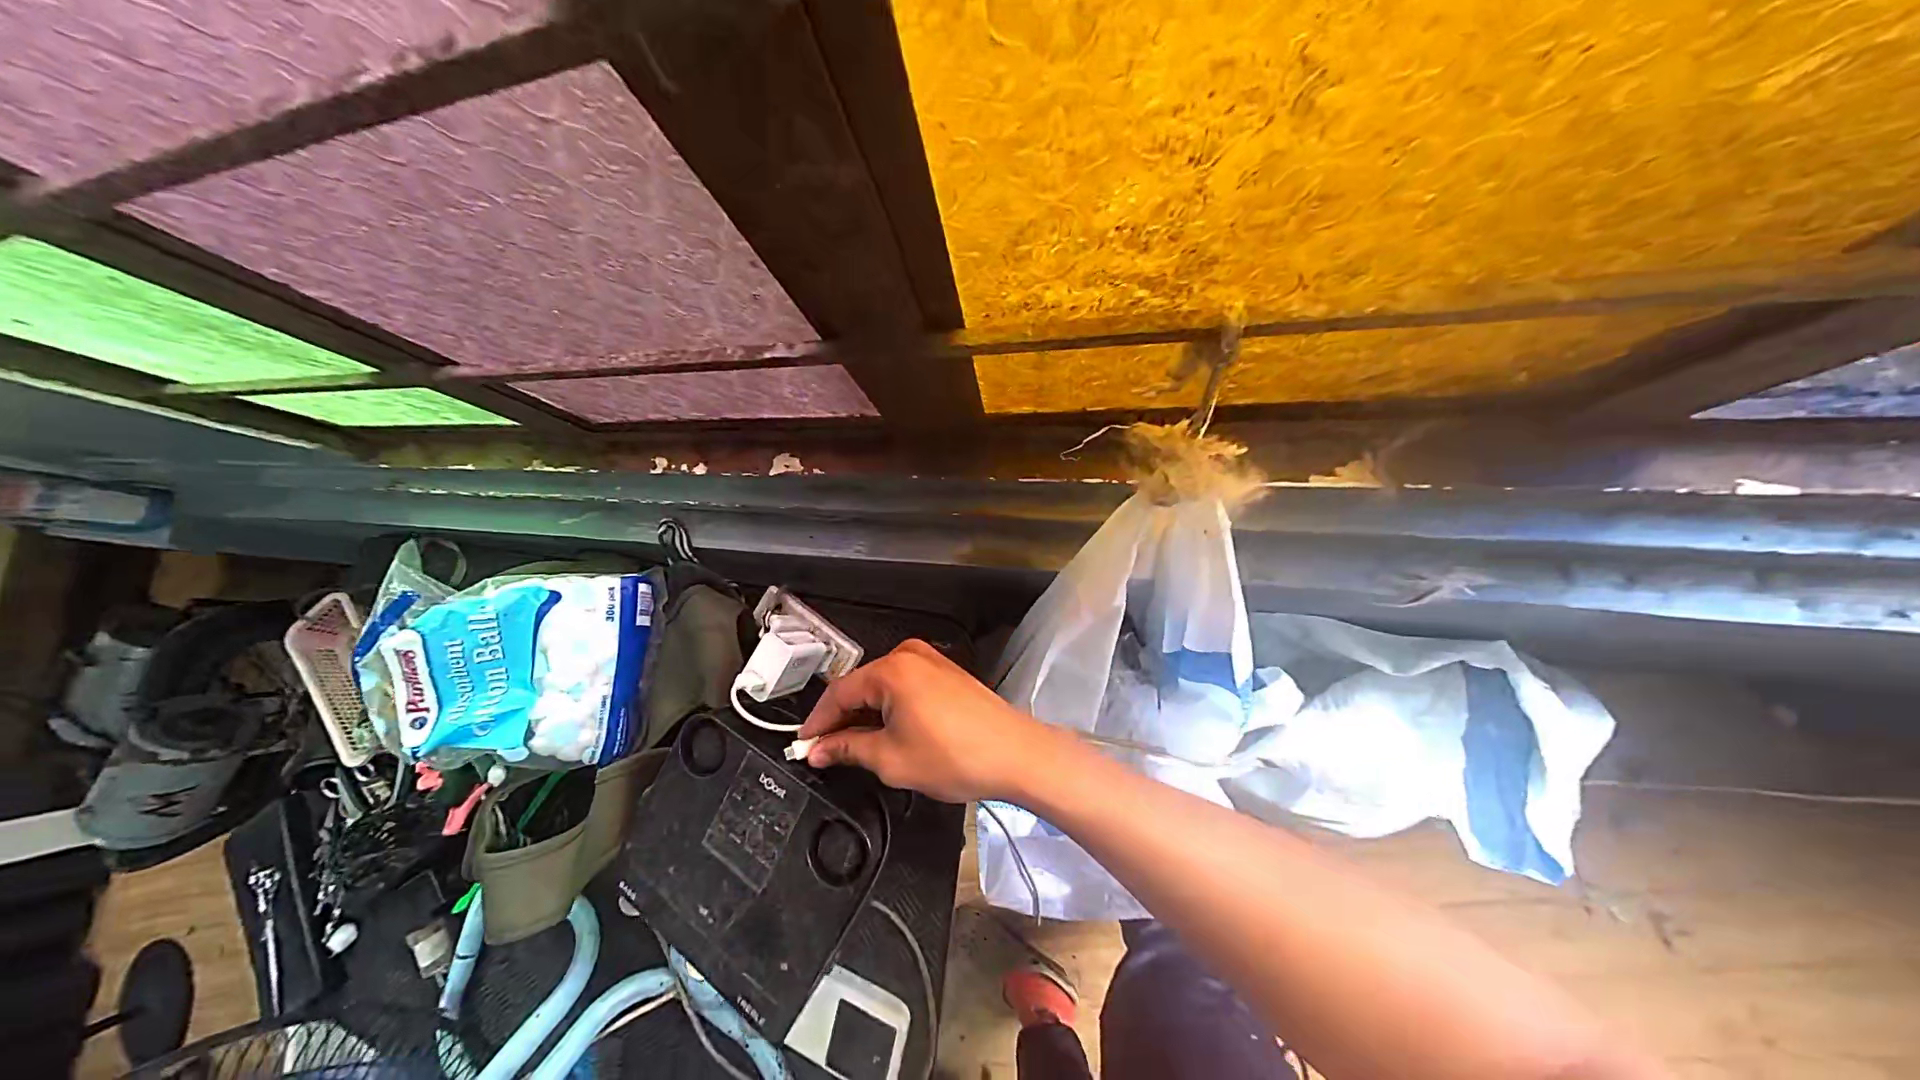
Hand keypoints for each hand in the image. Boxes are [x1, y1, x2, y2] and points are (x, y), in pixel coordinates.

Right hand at [797, 639, 1068, 802]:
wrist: (1015, 754)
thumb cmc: (961, 755)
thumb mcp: (890, 759)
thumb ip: (847, 749)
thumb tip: (822, 749)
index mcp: (892, 670)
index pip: (838, 693)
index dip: (817, 722)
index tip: (805, 744)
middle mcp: (911, 656)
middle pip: (860, 686)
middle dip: (842, 719)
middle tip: (826, 751)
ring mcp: (931, 662)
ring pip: (883, 687)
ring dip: (867, 715)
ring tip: (856, 748)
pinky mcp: (946, 674)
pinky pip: (905, 687)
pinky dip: (890, 709)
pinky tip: (887, 734)